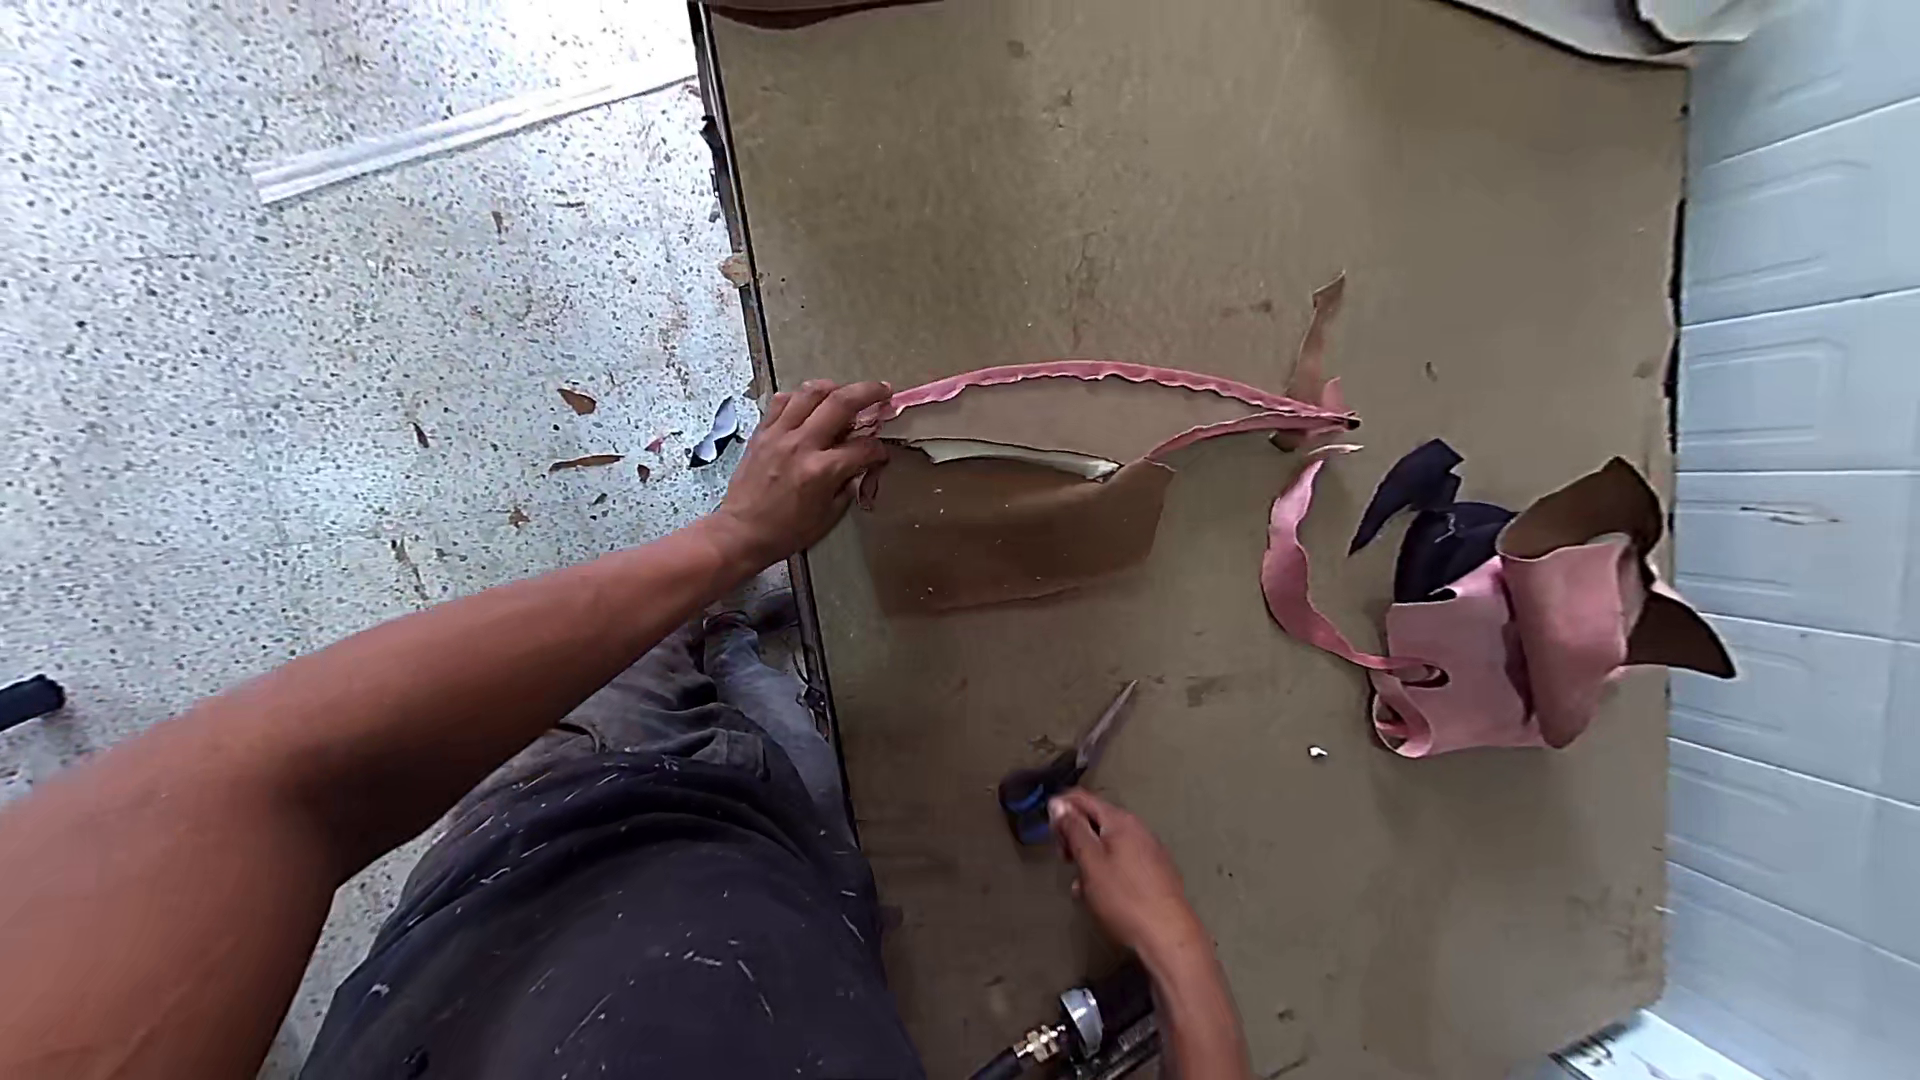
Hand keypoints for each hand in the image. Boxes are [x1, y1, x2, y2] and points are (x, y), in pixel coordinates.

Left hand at [706, 380, 892, 569]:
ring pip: (811, 392)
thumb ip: (849, 483)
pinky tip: (809, 404)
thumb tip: (860, 464)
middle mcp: (802, 445)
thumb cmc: (788, 531)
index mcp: (822, 471)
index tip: (881, 453)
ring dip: (834, 387)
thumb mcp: (830, 514)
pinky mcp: (762, 433)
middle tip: (884, 390)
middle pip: (842, 403)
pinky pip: (782, 401)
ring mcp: (779, 435)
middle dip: (870, 393)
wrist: (742, 532)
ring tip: (845, 392)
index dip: (879, 449)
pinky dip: (800, 397)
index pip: (863, 447)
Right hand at [1050, 789, 1207, 963]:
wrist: (1170, 939)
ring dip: (1088, 854)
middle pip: (1096, 818)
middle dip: (1074, 834)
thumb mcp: (1090, 861)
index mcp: (1120, 819)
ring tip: (1080, 882)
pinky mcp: (1156, 871)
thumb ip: (1073, 829)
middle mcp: (1137, 827)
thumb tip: (1059, 803)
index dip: (1061, 807)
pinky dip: (1105, 867)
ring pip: (1108, 841)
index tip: (1049, 829)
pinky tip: (1100, 892)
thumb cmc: (1124, 898)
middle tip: (1064, 858)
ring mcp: (1149, 849)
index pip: (1082, 798)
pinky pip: (1122, 858)